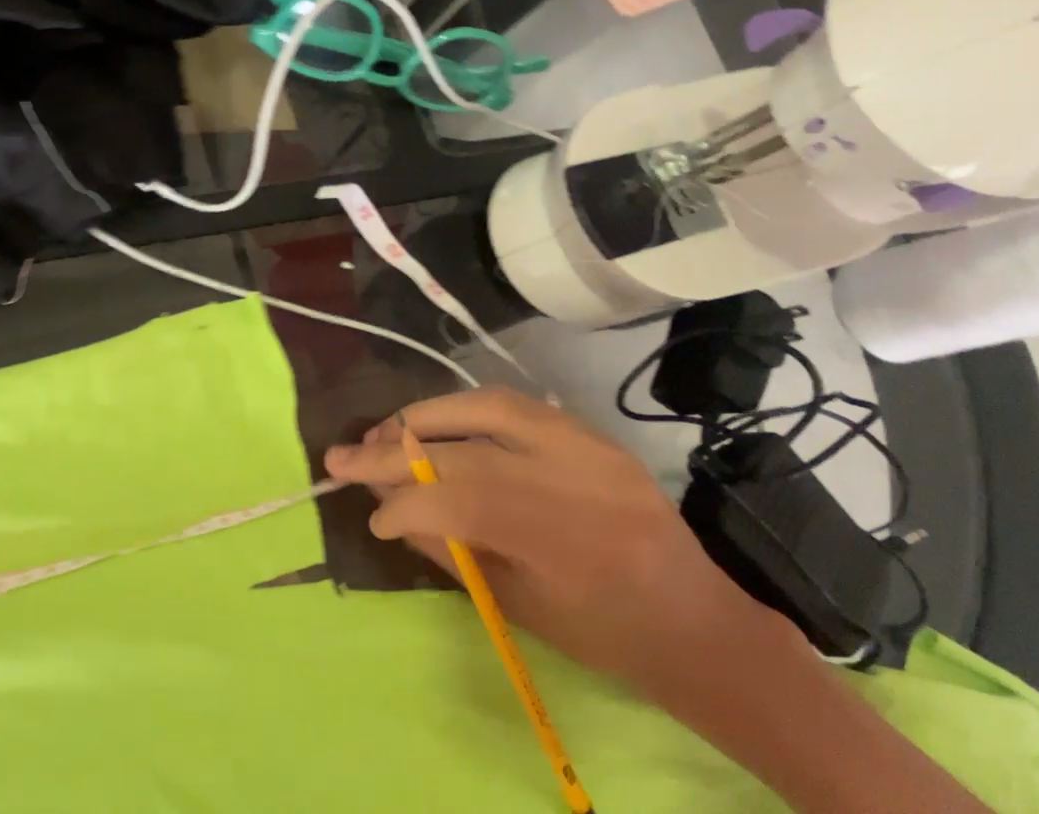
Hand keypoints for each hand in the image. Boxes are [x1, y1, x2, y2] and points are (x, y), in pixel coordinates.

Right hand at [324, 387, 789, 694]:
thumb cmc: (604, 635)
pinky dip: (463, 408)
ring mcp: (589, 446)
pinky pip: (516, 403)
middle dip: (391, 453)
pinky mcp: (593, 433)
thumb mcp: (519, 608)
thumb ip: (450, 551)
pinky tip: (435, 425)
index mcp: (565, 541)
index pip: (459, 500)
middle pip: (463, 449)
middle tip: (341, 457)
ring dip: (423, 416)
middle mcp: (578, 479)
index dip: (402, 504)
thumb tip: (389, 509)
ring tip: (382, 433)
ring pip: (487, 405)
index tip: (372, 520)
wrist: (697, 621)